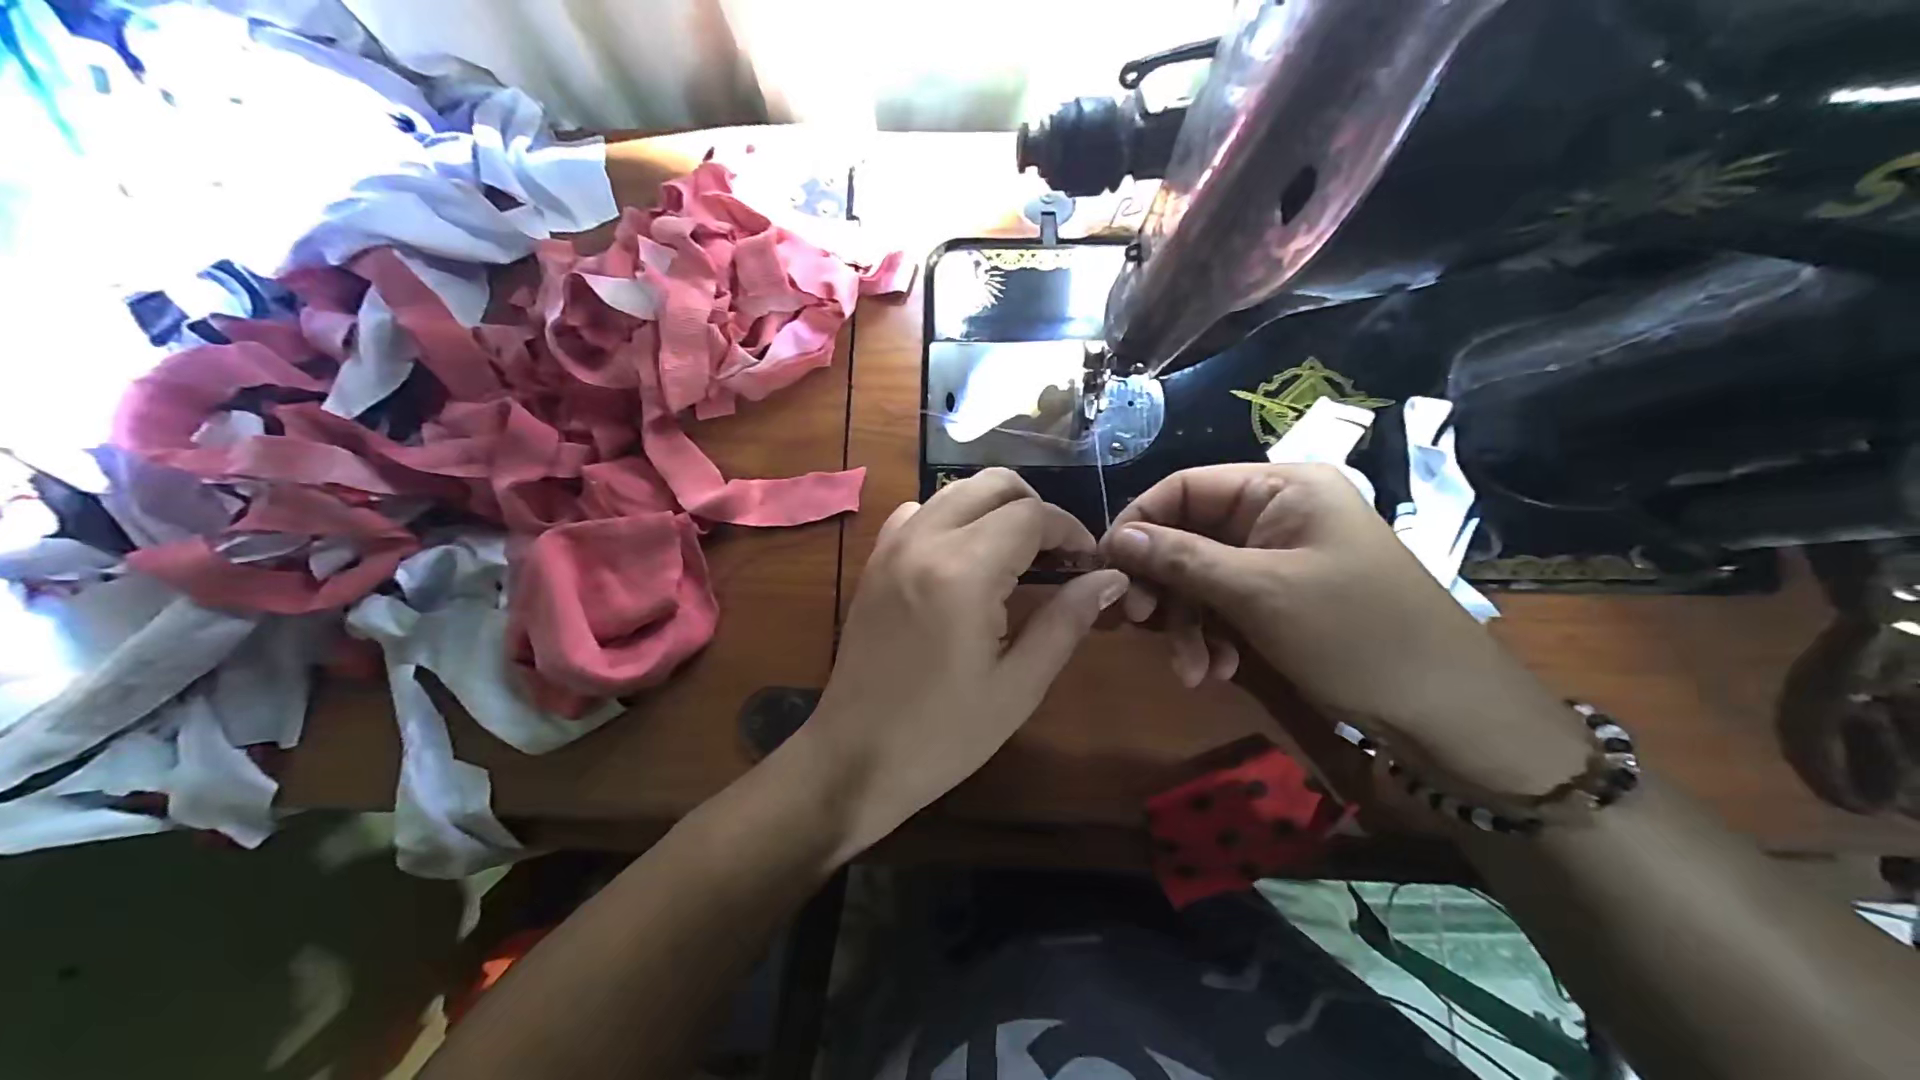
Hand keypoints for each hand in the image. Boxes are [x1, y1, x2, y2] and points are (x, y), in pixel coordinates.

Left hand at [801, 469, 1128, 852]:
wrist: (853, 758)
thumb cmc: (943, 735)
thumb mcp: (1018, 685)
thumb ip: (1066, 620)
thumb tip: (1109, 577)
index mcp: (963, 571)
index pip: (1032, 515)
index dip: (1070, 530)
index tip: (1088, 563)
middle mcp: (924, 541)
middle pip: (993, 484)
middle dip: (1036, 508)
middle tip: (1057, 556)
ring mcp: (891, 547)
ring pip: (955, 491)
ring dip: (995, 509)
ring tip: (1018, 557)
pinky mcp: (874, 562)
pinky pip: (919, 513)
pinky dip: (952, 519)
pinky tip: (965, 561)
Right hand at [1099, 464, 1585, 793]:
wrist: (1443, 708)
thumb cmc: (1354, 632)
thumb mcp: (1259, 591)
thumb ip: (1181, 559)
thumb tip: (1115, 537)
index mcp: (1280, 487)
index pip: (1185, 487)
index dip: (1139, 523)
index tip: (1105, 567)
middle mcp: (1274, 514)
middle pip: (1186, 536)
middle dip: (1163, 587)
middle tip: (1135, 623)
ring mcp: (1275, 559)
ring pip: (1199, 578)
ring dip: (1186, 625)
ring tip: (1191, 670)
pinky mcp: (1277, 598)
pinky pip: (1223, 605)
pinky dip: (1212, 637)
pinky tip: (1216, 670)